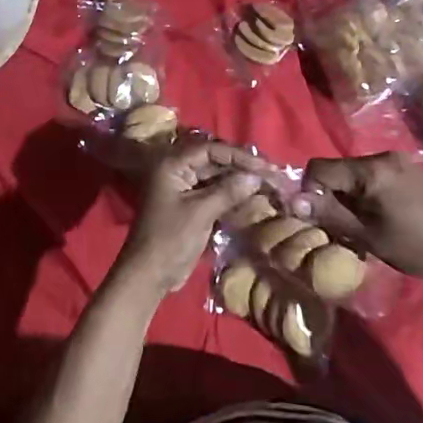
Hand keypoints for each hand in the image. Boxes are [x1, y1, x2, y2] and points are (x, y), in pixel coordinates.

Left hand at [113, 139, 265, 297]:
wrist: (150, 273)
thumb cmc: (171, 238)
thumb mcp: (201, 212)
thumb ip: (228, 191)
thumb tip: (256, 176)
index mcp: (172, 164)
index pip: (209, 150)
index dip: (238, 156)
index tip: (265, 166)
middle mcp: (177, 170)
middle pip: (214, 161)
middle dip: (242, 166)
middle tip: (272, 173)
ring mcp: (183, 187)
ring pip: (216, 176)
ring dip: (239, 179)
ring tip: (268, 183)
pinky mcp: (190, 204)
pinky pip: (214, 191)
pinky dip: (232, 193)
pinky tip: (253, 196)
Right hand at [291, 153, 422, 289]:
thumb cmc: (420, 247)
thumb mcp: (369, 236)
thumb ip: (330, 215)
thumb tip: (293, 201)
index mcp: (370, 170)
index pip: (318, 168)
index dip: (310, 192)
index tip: (320, 219)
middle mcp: (380, 157)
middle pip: (336, 170)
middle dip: (331, 196)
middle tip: (341, 227)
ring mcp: (396, 161)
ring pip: (353, 174)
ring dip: (348, 196)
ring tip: (362, 226)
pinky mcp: (407, 170)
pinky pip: (371, 176)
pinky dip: (365, 194)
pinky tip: (380, 218)